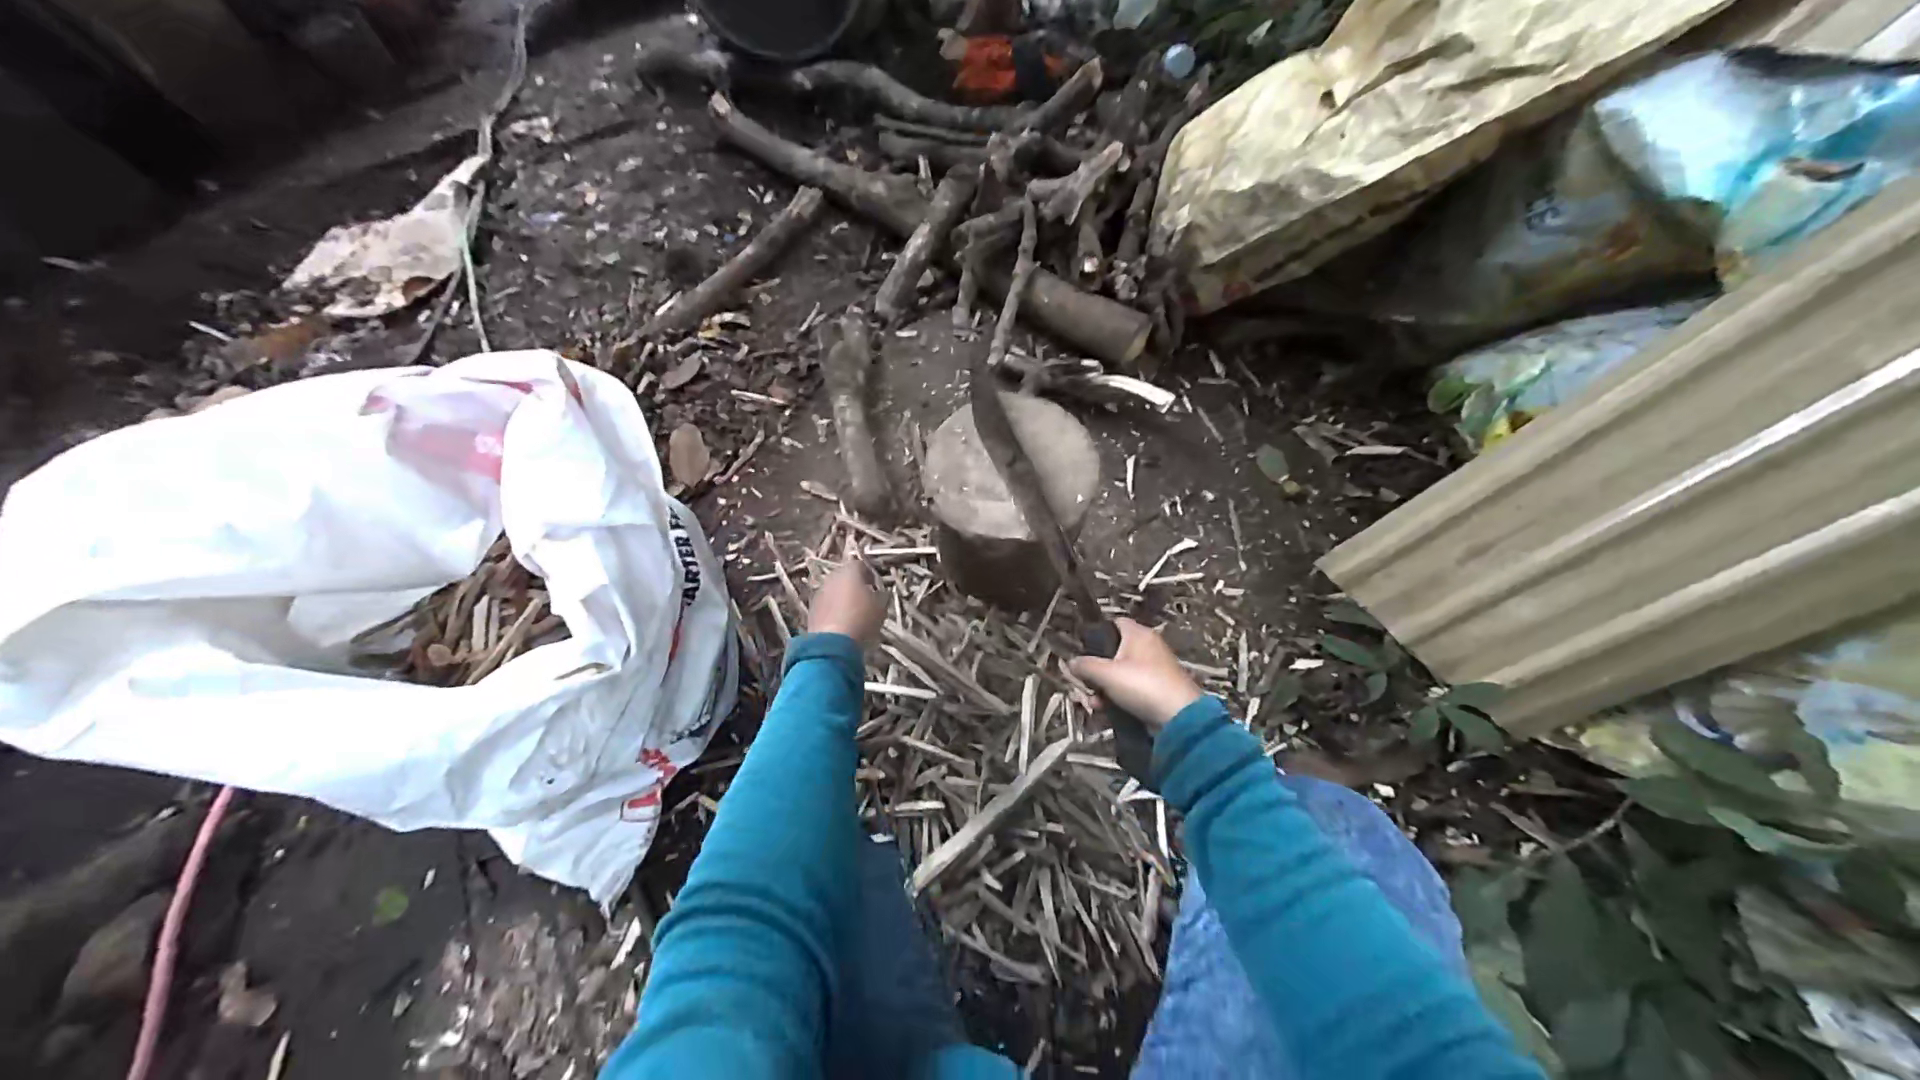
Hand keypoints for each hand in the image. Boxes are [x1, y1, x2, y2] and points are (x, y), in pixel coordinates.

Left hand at [806, 557, 883, 646]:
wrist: (833, 643)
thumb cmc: (862, 619)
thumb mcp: (881, 607)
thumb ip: (882, 595)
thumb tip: (879, 593)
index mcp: (849, 572)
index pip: (860, 565)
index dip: (869, 574)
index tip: (875, 586)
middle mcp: (831, 578)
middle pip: (844, 576)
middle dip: (854, 585)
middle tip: (865, 598)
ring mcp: (819, 593)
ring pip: (833, 590)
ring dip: (842, 597)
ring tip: (853, 612)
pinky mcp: (811, 609)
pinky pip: (826, 604)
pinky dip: (833, 609)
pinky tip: (841, 622)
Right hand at [1069, 618, 1202, 730]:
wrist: (1179, 718)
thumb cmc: (1142, 686)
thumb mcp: (1106, 674)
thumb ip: (1084, 665)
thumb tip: (1071, 663)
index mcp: (1138, 634)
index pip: (1114, 623)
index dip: (1096, 634)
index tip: (1083, 651)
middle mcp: (1147, 647)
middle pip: (1112, 652)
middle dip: (1095, 671)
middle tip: (1084, 685)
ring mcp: (1153, 669)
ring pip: (1119, 673)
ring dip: (1103, 688)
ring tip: (1095, 703)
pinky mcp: (1156, 689)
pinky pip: (1130, 688)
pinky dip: (1117, 697)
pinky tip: (1107, 710)